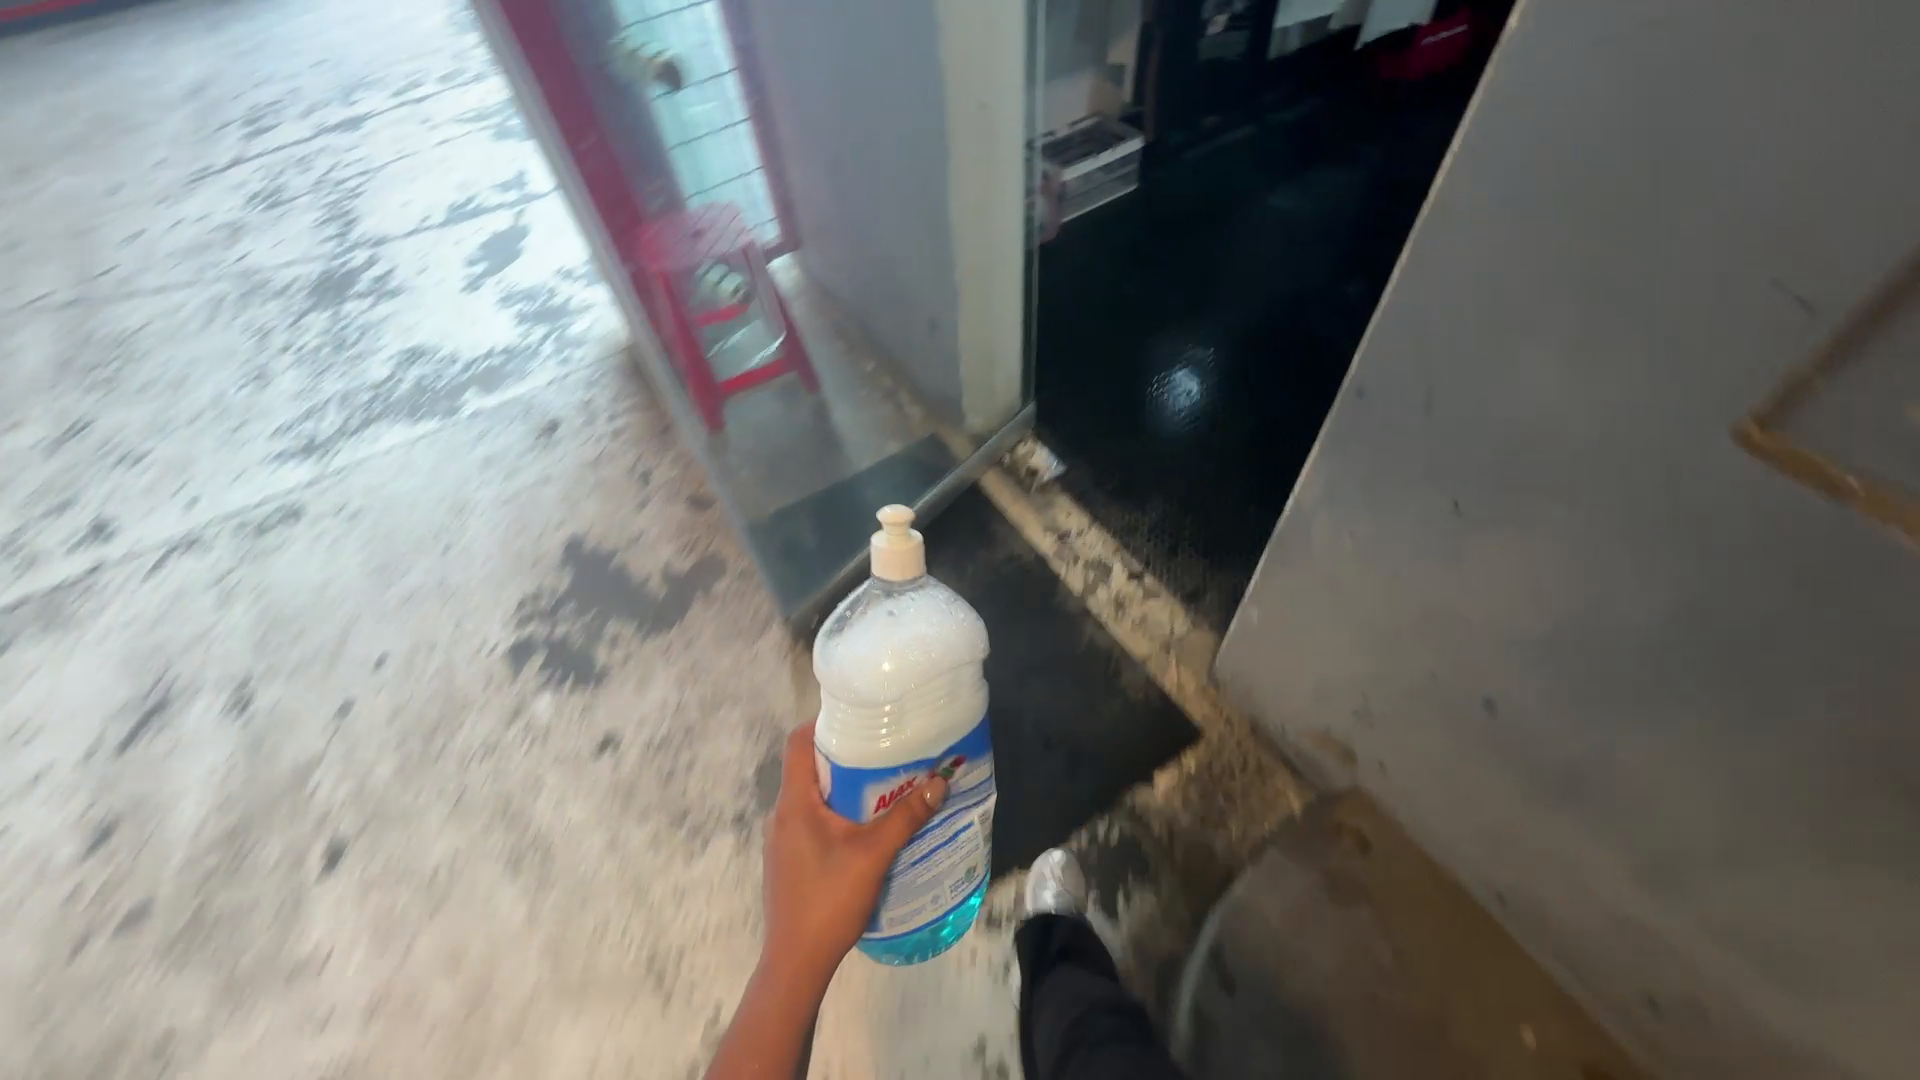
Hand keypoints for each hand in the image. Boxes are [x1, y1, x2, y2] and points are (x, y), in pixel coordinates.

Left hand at [758, 721, 948, 989]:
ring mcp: (782, 840)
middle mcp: (782, 814)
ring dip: (843, 788)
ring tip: (882, 787)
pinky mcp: (788, 860)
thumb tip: (941, 780)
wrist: (796, 962)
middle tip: (883, 751)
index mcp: (794, 802)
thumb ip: (907, 816)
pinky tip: (865, 830)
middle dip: (845, 756)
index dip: (823, 723)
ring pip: (812, 798)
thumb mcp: (875, 854)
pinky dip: (836, 815)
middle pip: (808, 768)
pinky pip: (812, 822)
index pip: (798, 743)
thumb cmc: (829, 899)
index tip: (857, 718)